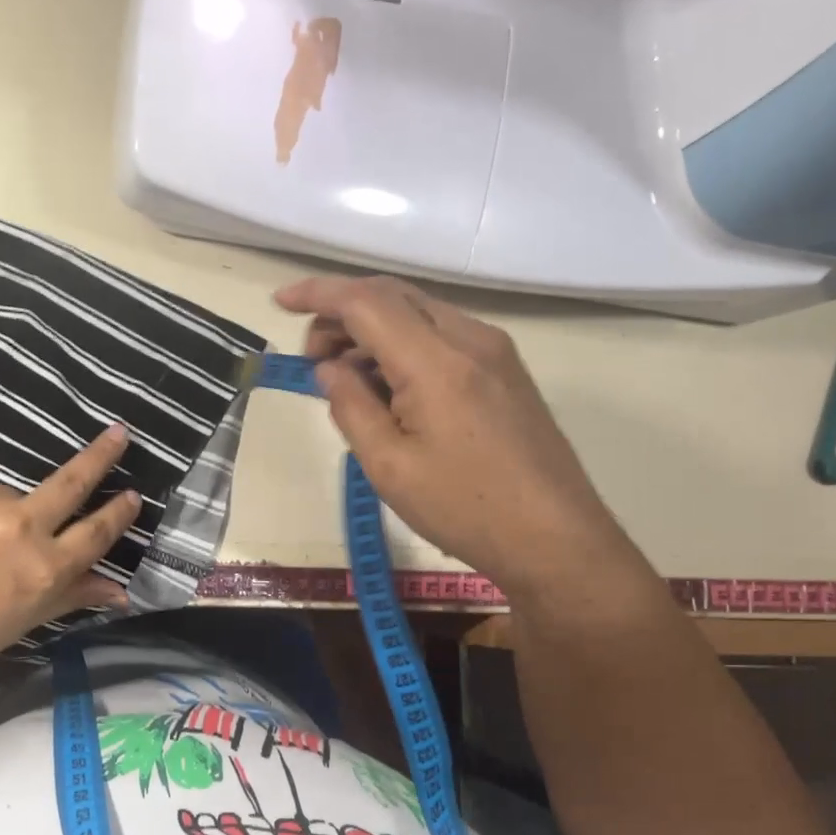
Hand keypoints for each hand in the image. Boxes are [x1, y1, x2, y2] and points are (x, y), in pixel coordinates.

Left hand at [0, 425, 141, 689]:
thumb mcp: (22, 622)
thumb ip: (72, 596)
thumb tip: (120, 590)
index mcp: (44, 568)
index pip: (94, 533)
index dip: (117, 514)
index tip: (132, 493)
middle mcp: (20, 527)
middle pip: (69, 483)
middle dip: (99, 456)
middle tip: (118, 432)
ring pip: (8, 494)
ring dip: (2, 512)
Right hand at [275, 275, 630, 595]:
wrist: (556, 539)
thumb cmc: (463, 507)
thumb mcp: (386, 464)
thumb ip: (350, 405)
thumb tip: (329, 368)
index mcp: (437, 362)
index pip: (366, 302)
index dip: (317, 295)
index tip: (279, 302)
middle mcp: (470, 340)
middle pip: (393, 296)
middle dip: (340, 312)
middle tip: (310, 359)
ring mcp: (493, 353)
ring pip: (416, 313)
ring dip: (369, 330)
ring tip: (342, 380)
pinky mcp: (503, 371)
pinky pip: (439, 336)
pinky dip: (399, 345)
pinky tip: (384, 388)